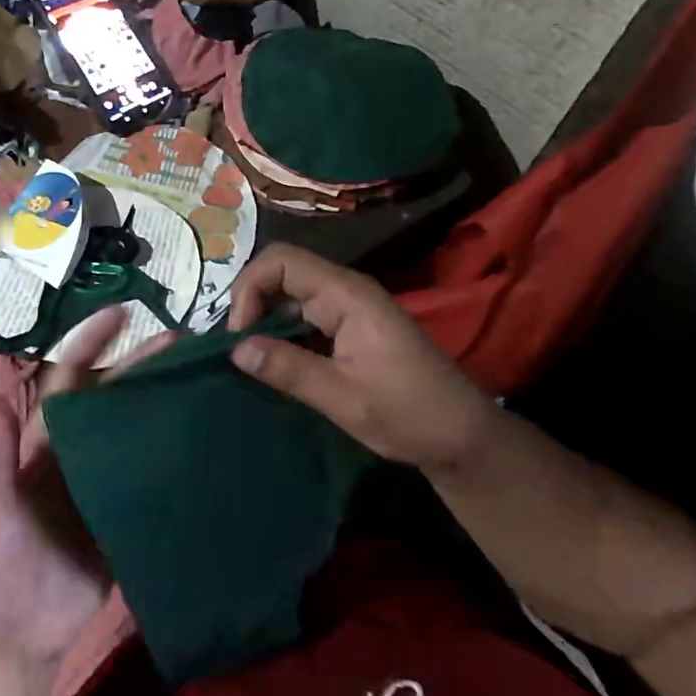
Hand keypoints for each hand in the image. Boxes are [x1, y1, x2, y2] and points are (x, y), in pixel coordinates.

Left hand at [0, 308, 168, 694]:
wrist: (15, 641)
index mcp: (47, 443)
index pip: (71, 380)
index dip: (91, 343)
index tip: (121, 312)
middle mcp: (81, 452)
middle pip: (116, 398)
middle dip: (144, 364)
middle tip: (185, 340)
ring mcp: (108, 483)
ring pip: (140, 430)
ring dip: (166, 401)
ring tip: (206, 377)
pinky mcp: (129, 515)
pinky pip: (155, 477)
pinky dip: (179, 455)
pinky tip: (208, 439)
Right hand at [227, 243, 498, 472]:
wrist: (461, 434)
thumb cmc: (409, 414)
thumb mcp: (344, 398)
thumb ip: (288, 369)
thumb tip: (235, 349)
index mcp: (347, 294)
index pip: (282, 261)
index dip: (250, 288)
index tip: (238, 336)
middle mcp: (346, 291)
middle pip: (283, 272)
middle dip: (251, 303)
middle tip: (236, 349)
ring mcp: (349, 308)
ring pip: (291, 294)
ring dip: (264, 319)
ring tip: (246, 358)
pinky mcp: (350, 327)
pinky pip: (305, 315)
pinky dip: (282, 333)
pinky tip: (271, 362)